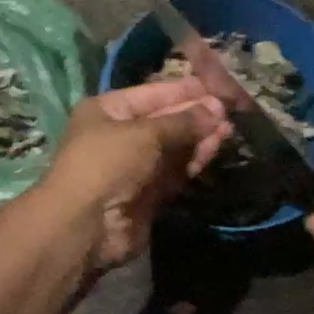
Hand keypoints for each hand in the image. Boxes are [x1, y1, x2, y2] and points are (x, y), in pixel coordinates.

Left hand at [39, 80, 231, 268]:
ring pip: (173, 147)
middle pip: (164, 121)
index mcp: (107, 110)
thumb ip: (182, 122)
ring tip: (228, 130)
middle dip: (194, 116)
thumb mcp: (145, 134)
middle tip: (228, 112)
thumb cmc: (108, 163)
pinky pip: (174, 171)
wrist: (85, 226)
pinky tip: (214, 150)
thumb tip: (216, 109)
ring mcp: (134, 166)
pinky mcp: (147, 194)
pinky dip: (193, 160)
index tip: (215, 87)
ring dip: (198, 138)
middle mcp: (120, 135)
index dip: (183, 91)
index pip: (151, 94)